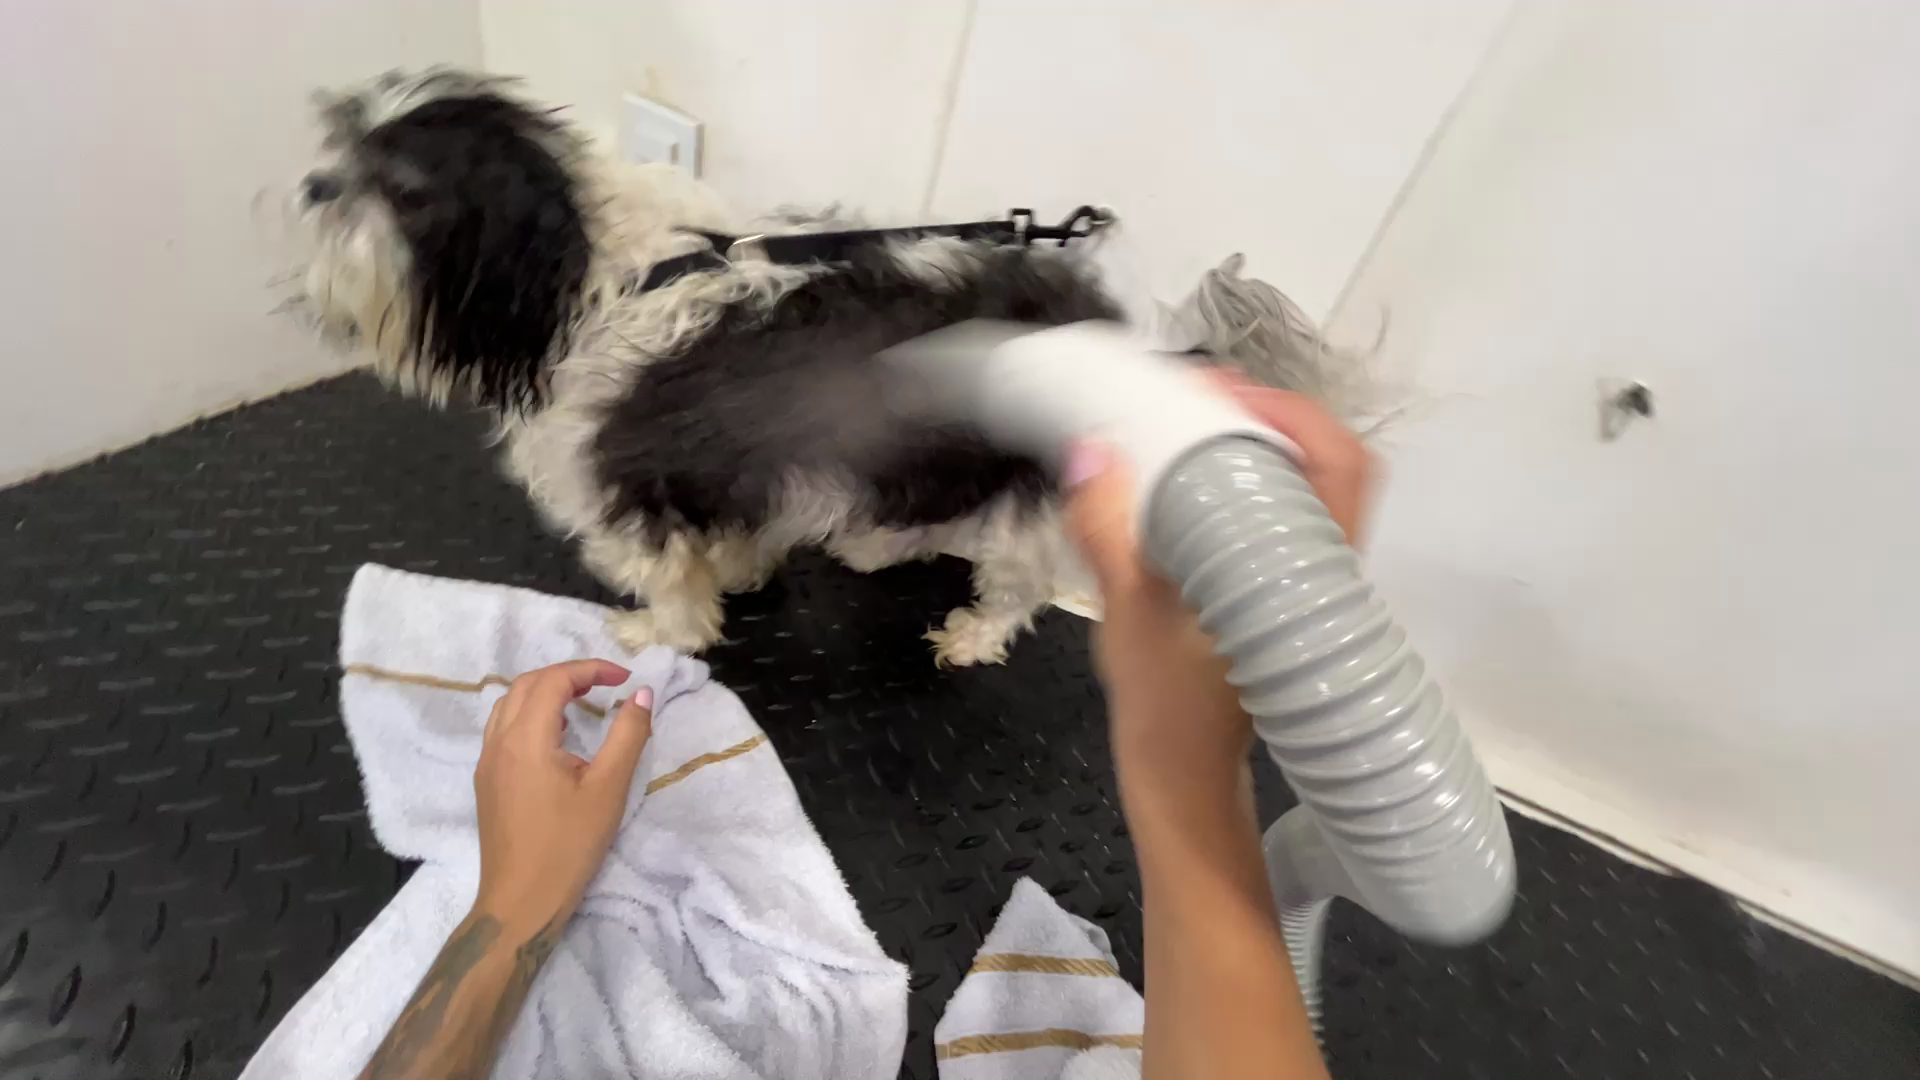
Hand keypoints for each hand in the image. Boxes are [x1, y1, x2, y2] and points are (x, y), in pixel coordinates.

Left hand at [471, 659, 653, 934]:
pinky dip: (533, 712)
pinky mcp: (488, 781)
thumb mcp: (610, 786)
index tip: (625, 678)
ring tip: (584, 700)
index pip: (553, 681)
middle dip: (568, 674)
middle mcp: (498, 743)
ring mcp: (487, 763)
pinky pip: (505, 727)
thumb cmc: (569, 843)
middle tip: (606, 683)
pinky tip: (560, 733)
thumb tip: (641, 694)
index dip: (590, 669)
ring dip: (547, 690)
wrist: (521, 901)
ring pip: (509, 704)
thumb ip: (628, 733)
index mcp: (526, 740)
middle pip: (526, 684)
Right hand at [1065, 376, 1375, 794]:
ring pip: (1294, 488)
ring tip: (1180, 428)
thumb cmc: (1166, 705)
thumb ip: (1107, 531)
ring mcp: (1296, 582)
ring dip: (1245, 447)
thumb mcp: (1128, 612)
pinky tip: (1178, 485)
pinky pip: (1266, 515)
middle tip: (1191, 399)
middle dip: (1260, 417)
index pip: (1338, 464)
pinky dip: (1231, 483)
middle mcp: (1317, 567)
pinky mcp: (1269, 593)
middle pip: (1320, 463)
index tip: (1221, 392)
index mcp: (1305, 569)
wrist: (1181, 773)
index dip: (1291, 411)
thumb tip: (1089, 452)